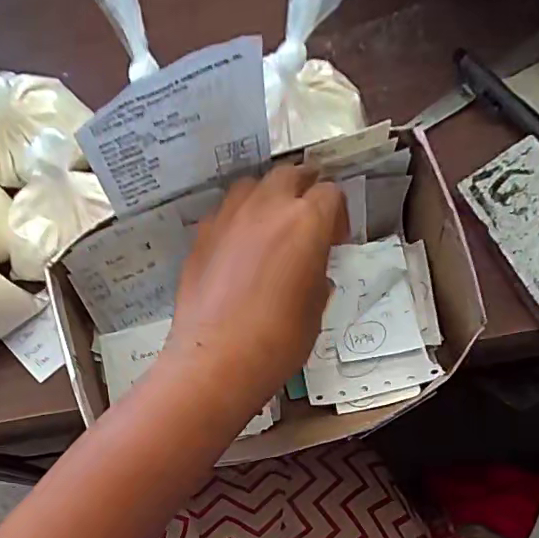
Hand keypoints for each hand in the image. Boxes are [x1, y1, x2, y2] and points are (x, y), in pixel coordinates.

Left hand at [156, 164, 346, 415]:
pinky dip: (236, 221)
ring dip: (266, 198)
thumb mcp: (313, 312)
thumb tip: (312, 273)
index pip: (331, 194)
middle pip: (289, 176)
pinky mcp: (200, 237)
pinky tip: (237, 250)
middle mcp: (266, 207)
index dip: (338, 214)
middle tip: (307, 221)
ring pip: (251, 186)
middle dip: (303, 191)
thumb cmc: (276, 343)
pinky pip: (223, 213)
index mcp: (306, 221)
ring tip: (269, 228)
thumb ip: (317, 279)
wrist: (215, 362)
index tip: (336, 239)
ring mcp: (228, 218)